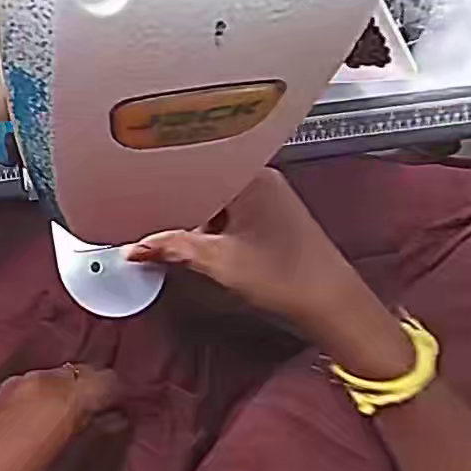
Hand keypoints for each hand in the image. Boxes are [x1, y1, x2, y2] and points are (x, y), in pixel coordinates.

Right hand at [128, 169, 409, 373]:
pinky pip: (227, 208)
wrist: (333, 306)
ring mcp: (266, 195)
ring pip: (213, 195)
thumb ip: (173, 249)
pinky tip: (197, 239)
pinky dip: (209, 222)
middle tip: (149, 212)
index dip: (165, 177)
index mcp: (251, 177)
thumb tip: (137, 247)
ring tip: (171, 230)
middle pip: (203, 180)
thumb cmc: (289, 279)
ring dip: (193, 214)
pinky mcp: (269, 214)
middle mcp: (260, 178)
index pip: (196, 165)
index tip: (140, 186)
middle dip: (176, 200)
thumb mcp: (220, 263)